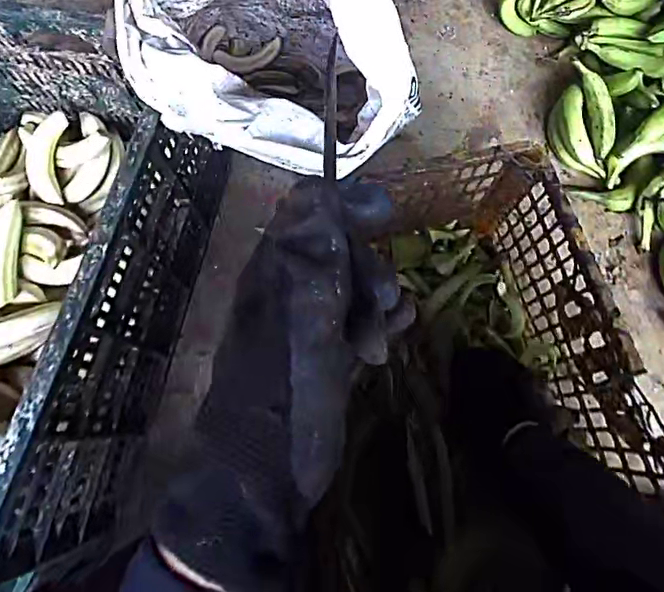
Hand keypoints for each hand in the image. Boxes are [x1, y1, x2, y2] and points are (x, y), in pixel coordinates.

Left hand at [152, 178, 406, 591]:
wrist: (263, 475)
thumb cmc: (283, 385)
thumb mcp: (303, 308)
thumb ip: (317, 247)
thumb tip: (330, 188)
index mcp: (277, 266)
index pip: (311, 207)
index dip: (348, 202)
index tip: (384, 212)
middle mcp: (293, 285)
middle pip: (343, 246)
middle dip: (368, 266)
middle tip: (380, 299)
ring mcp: (312, 321)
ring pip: (356, 284)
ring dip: (378, 302)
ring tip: (380, 335)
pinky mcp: (330, 354)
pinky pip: (364, 320)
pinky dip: (384, 320)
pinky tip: (400, 327)